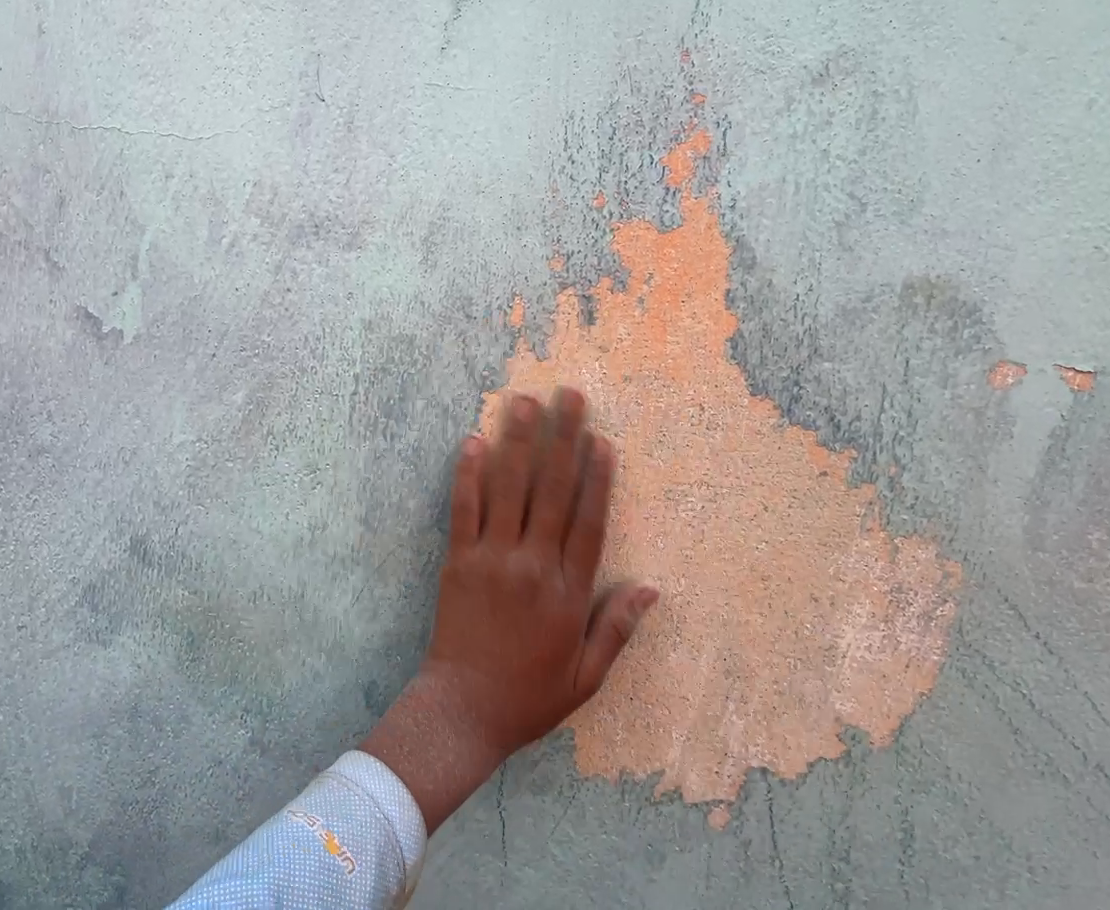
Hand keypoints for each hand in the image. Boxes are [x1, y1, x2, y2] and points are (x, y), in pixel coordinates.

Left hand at [360, 388, 659, 831]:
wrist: (463, 711)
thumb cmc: (528, 696)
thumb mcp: (587, 675)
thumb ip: (617, 627)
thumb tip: (652, 589)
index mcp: (568, 592)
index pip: (589, 522)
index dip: (598, 478)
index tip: (603, 440)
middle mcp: (533, 566)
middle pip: (553, 492)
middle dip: (562, 440)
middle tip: (569, 397)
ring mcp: (492, 560)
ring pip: (509, 490)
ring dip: (518, 442)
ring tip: (524, 402)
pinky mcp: (457, 562)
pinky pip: (463, 510)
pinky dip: (468, 475)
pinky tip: (473, 441)